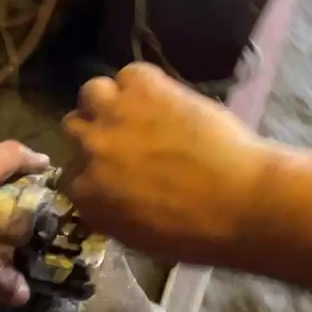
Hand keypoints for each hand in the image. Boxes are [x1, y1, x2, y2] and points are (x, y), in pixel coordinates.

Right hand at [63, 63, 276, 264]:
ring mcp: (113, 115)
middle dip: (94, 132)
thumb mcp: (137, 237)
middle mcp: (89, 150)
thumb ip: (110, 212)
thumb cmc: (197, 233)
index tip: (110, 169)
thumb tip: (109, 195)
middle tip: (123, 137)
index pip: (70, 175)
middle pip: (73, 127)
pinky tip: (166, 99)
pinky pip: (130, 74)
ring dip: (109, 100)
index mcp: (86, 195)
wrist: (241, 202)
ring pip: (91, 93)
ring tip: (135, 109)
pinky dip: (145, 84)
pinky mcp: (143, 87)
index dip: (91, 168)